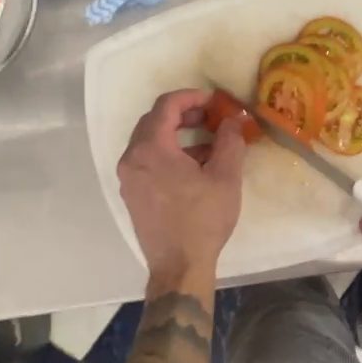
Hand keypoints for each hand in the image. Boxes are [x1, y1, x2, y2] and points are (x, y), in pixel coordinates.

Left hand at [118, 89, 245, 280]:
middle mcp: (132, 158)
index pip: (166, 106)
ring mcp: (129, 178)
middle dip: (184, 114)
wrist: (179, 265)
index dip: (192, 97)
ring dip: (178, 135)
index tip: (215, 101)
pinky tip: (195, 167)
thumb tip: (233, 121)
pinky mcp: (133, 194)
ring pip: (150, 142)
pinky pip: (148, 161)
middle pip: (154, 121)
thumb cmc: (203, 220)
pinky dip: (170, 154)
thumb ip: (230, 141)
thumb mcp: (225, 177)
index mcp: (151, 149)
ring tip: (210, 144)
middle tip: (212, 118)